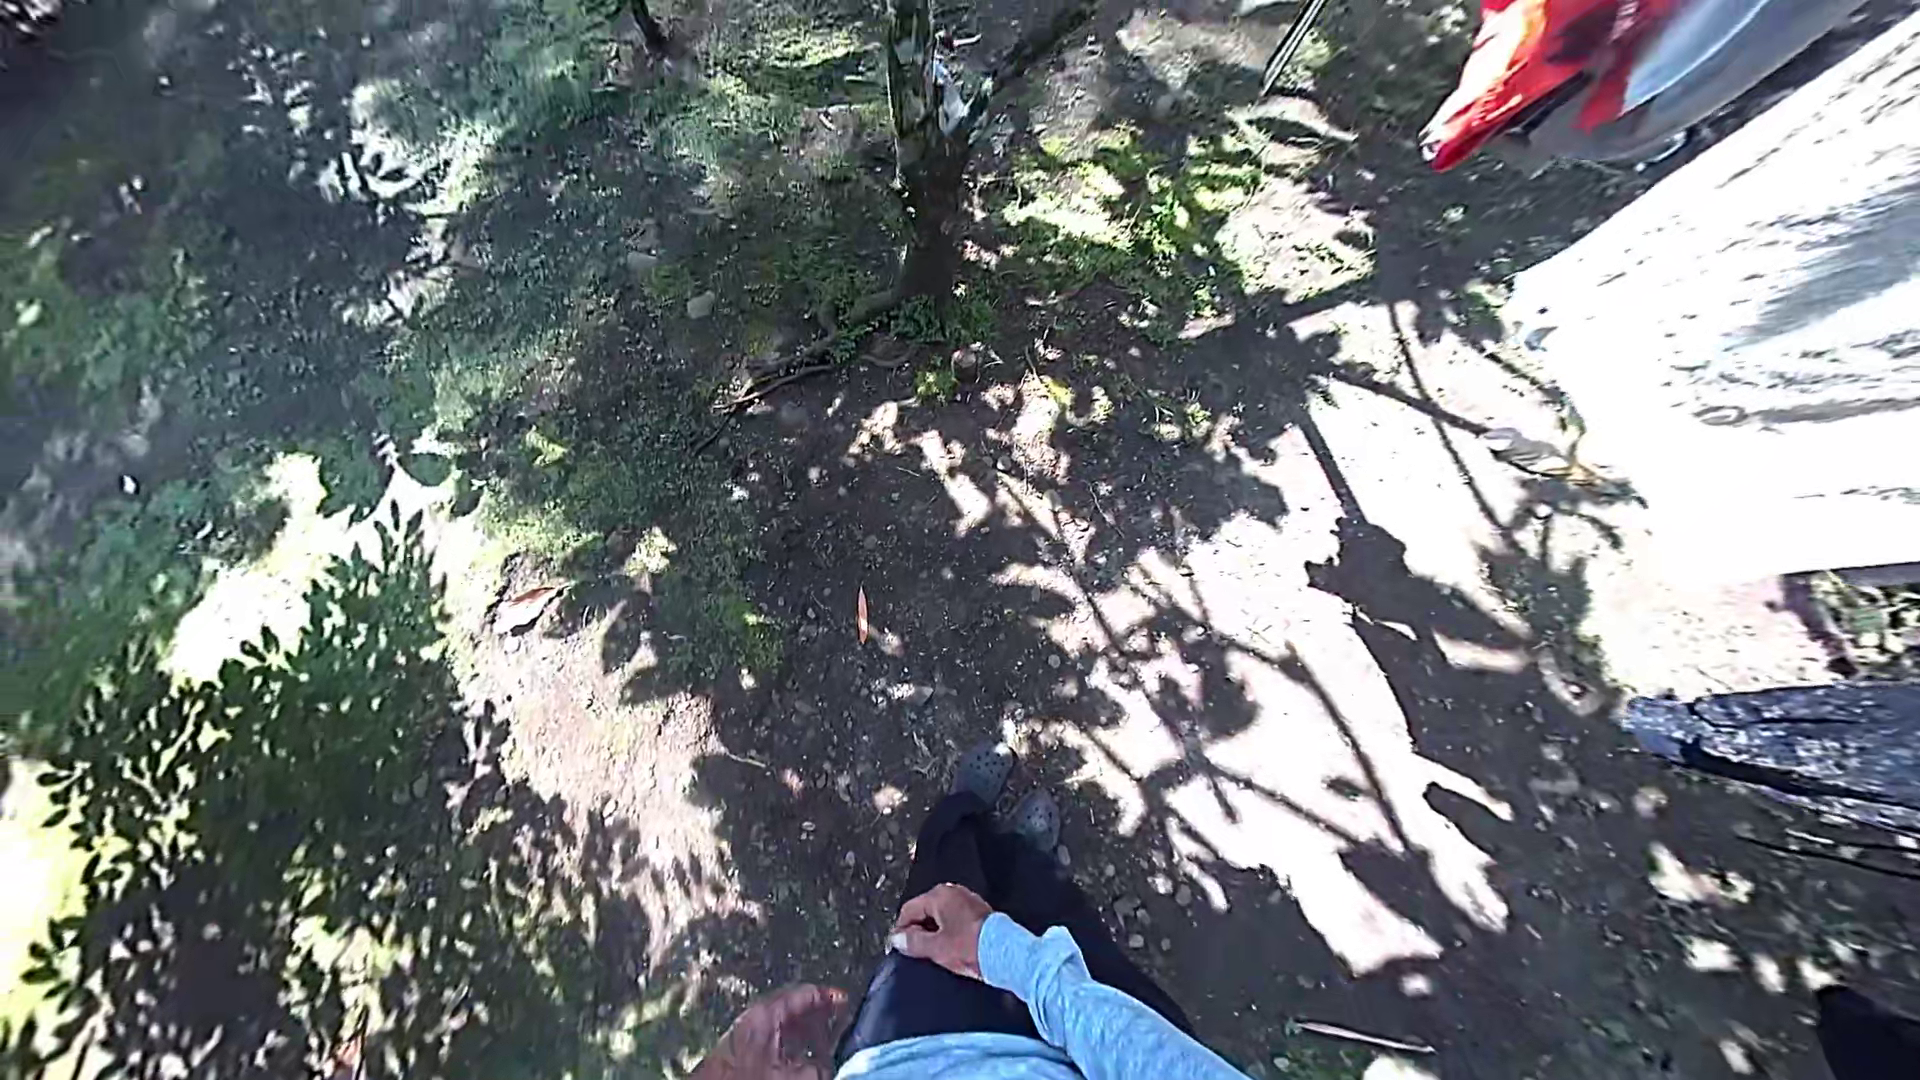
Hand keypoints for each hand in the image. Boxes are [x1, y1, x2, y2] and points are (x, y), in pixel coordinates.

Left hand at [689, 983, 850, 1079]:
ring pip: (784, 1028)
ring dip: (804, 1037)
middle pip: (794, 1009)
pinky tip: (798, 1065)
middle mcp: (757, 1018)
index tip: (845, 1001)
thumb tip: (827, 1068)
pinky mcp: (740, 1054)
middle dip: (817, 1018)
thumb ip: (813, 1070)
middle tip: (837, 1026)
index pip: (804, 993)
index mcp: (768, 1014)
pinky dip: (790, 1050)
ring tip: (821, 1051)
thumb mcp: (785, 1076)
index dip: (828, 997)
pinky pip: (773, 1043)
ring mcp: (746, 1036)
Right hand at [890, 883, 993, 980]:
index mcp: (939, 895)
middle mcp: (952, 891)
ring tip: (930, 950)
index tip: (897, 946)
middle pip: (924, 908)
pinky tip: (947, 944)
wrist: (1004, 951)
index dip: (901, 928)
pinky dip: (946, 928)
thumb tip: (897, 939)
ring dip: (932, 929)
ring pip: (939, 912)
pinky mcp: (976, 908)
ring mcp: (966, 898)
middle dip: (917, 928)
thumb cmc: (969, 947)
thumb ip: (914, 942)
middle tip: (913, 950)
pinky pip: (953, 915)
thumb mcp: (937, 948)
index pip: (910, 908)